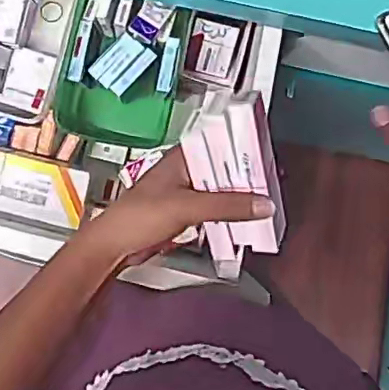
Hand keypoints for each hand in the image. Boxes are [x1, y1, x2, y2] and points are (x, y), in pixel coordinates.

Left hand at [72, 147, 271, 268]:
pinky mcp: (184, 212)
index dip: (244, 147)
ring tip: (266, 202)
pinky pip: (214, 209)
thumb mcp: (186, 207)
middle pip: (223, 168)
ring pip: (220, 189)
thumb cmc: (137, 217)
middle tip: (274, 183)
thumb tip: (262, 203)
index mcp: (181, 158)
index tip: (269, 156)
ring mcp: (184, 192)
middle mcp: (184, 170)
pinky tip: (245, 219)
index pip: (220, 143)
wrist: (114, 246)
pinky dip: (229, 213)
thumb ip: (226, 205)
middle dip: (247, 177)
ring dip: (239, 197)